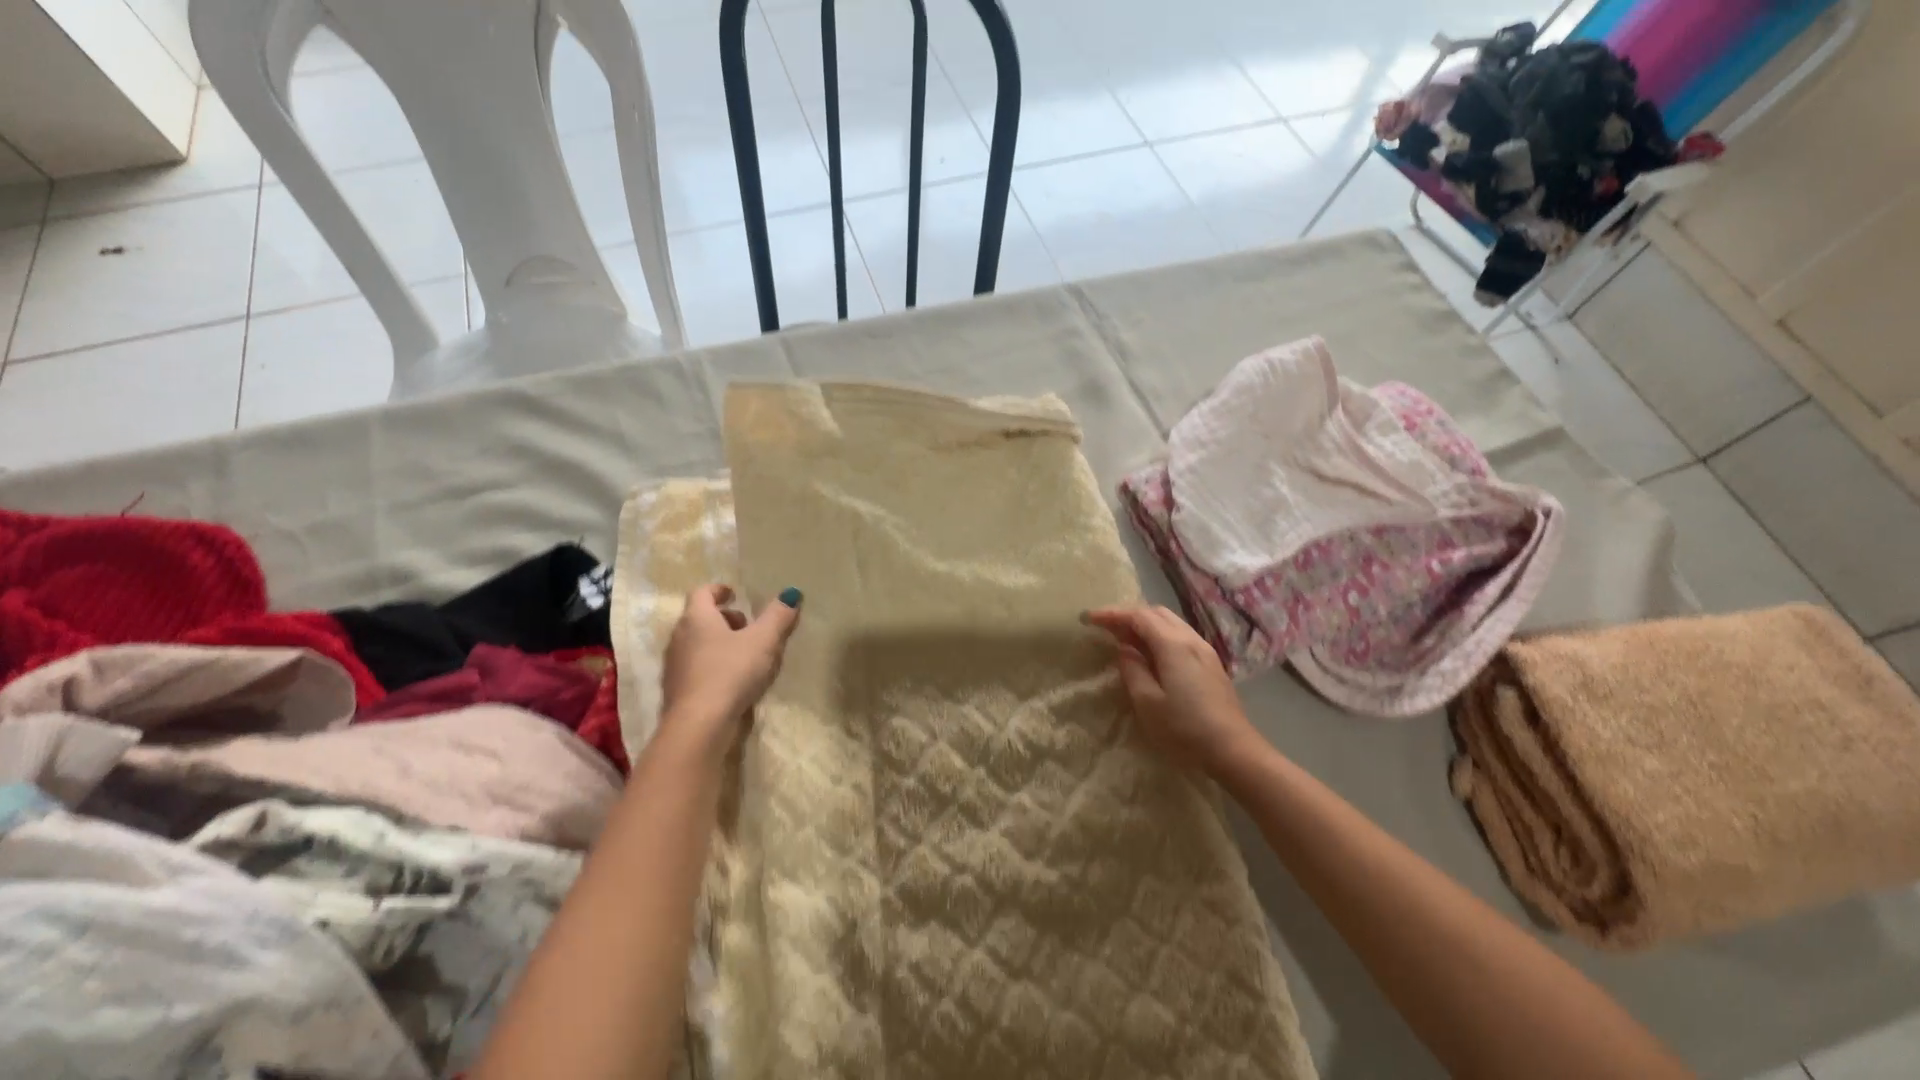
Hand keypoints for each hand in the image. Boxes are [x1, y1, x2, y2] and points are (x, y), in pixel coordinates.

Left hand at [659, 584, 802, 755]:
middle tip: (747, 626)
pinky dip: (712, 665)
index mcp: (697, 618)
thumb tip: (792, 593)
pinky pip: (695, 667)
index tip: (734, 594)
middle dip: (723, 618)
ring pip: (696, 643)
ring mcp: (674, 665)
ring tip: (743, 654)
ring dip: (718, 643)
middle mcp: (679, 636)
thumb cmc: (731, 672)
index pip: (702, 592)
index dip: (719, 590)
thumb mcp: (763, 641)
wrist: (699, 724)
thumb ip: (778, 616)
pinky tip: (731, 680)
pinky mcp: (676, 690)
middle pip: (699, 618)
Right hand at [1083, 605, 1261, 774]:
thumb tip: (1124, 650)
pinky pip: (1180, 636)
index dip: (1112, 614)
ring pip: (1171, 623)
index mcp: (1173, 645)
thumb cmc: (1184, 728)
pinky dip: (1160, 636)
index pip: (1139, 616)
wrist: (1233, 748)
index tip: (1088, 618)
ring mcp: (1205, 651)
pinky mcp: (1211, 664)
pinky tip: (1150, 653)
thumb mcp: (1147, 703)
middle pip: (1157, 613)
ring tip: (1124, 639)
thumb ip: (1132, 670)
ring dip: (1145, 624)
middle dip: (1129, 615)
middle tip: (1105, 627)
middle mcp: (1191, 639)